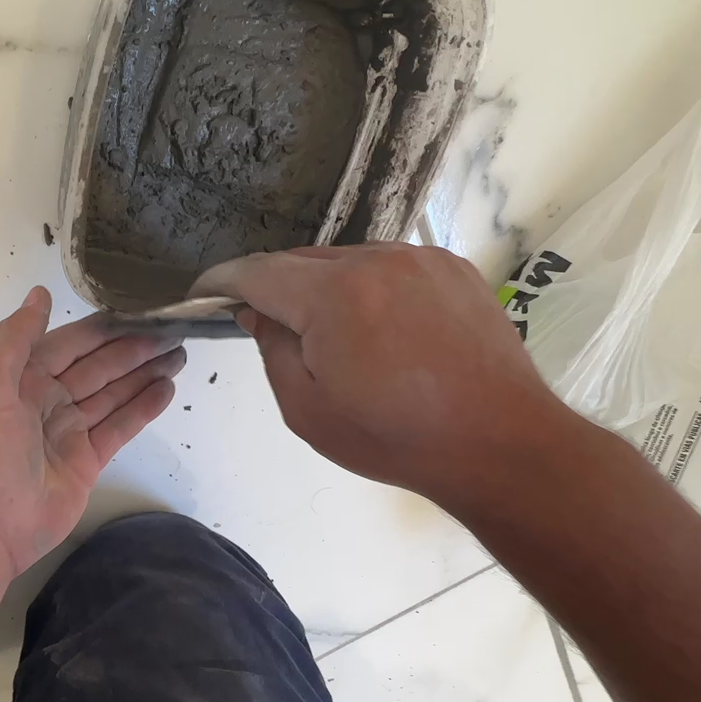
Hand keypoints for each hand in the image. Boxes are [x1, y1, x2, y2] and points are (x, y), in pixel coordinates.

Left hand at [0, 286, 185, 576]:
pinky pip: (118, 428)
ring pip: (110, 394)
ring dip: (143, 373)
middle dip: (130, 348)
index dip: (100, 329)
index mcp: (13, 379)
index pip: (64, 345)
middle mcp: (40, 402)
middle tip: (173, 330)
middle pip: (93, 367)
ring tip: (181, 353)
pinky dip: (142, 408)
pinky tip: (167, 388)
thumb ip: (14, 337)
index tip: (136, 310)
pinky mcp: (84, 462)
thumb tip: (39, 295)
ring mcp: (64, 433)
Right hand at [191, 243, 581, 508]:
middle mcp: (377, 260)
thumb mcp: (305, 407)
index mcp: (334, 295)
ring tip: (322, 332)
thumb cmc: (391, 436)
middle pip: (298, 261)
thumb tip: (256, 311)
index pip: (256, 272)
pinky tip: (370, 326)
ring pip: (342, 260)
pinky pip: (385, 266)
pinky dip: (361, 287)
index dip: (221, 281)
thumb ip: (271, 348)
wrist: (499, 442)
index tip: (201, 294)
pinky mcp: (452, 268)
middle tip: (260, 325)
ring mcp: (420, 259)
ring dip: (317, 287)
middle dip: (270, 287)